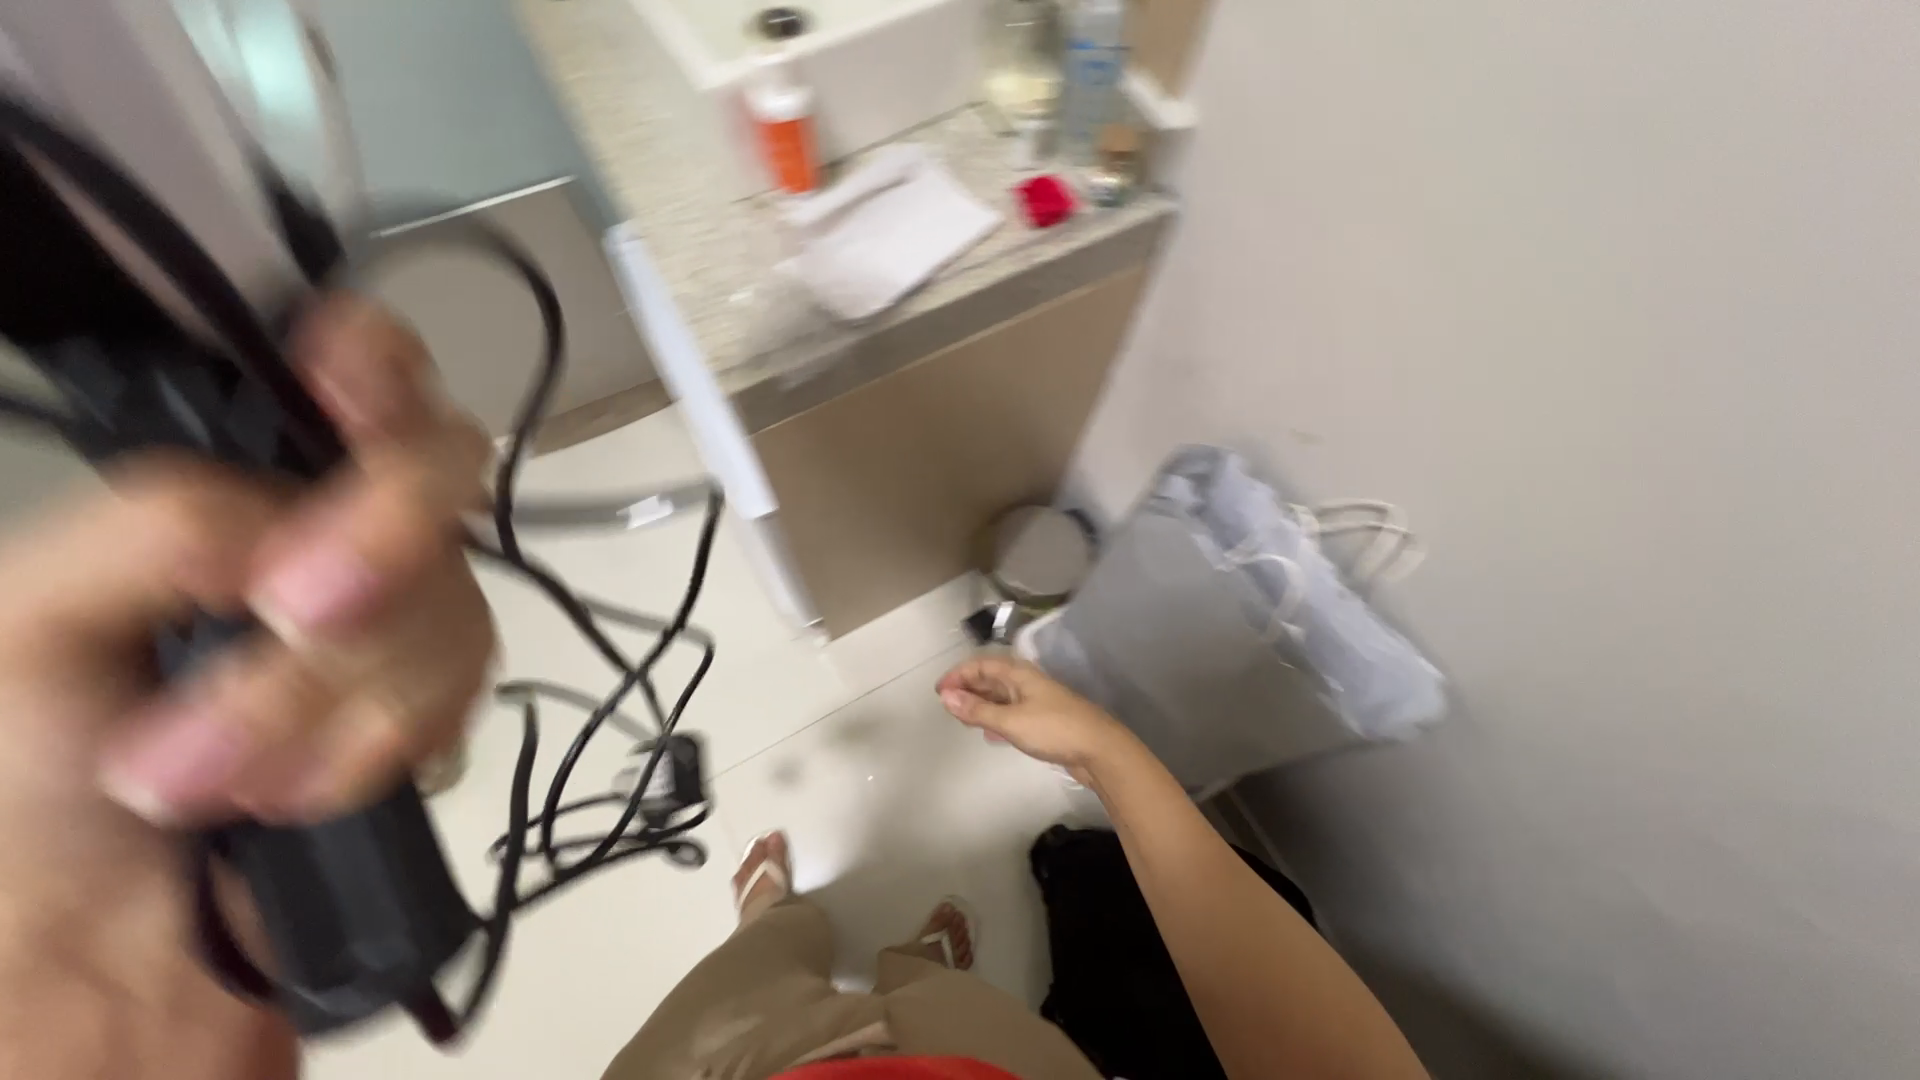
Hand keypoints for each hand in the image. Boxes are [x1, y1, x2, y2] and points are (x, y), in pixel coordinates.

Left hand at [0, 295, 491, 1077]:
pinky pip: (463, 686)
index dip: (376, 354)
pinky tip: (302, 786)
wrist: (108, 936)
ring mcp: (411, 610)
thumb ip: (155, 530)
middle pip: (444, 471)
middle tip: (296, 612)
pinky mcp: (446, 691)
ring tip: (219, 778)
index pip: (353, 367)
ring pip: (449, 599)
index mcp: (242, 478)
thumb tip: (283, 529)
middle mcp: (346, 526)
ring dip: (330, 694)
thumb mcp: (35, 620)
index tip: (344, 386)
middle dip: (382, 540)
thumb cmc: (29, 770)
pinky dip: (375, 743)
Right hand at [936, 655, 1137, 783]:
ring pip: (1001, 696)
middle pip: (991, 678)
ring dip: (981, 704)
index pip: (981, 664)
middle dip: (968, 688)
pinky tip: (990, 732)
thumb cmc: (1053, 729)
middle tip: (948, 706)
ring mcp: (1036, 701)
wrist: (1099, 750)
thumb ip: (977, 710)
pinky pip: (1012, 713)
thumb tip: (946, 696)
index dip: (958, 674)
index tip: (939, 692)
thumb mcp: (1010, 721)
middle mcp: (1027, 682)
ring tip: (963, 719)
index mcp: (1019, 674)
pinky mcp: (1044, 721)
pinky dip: (996, 719)